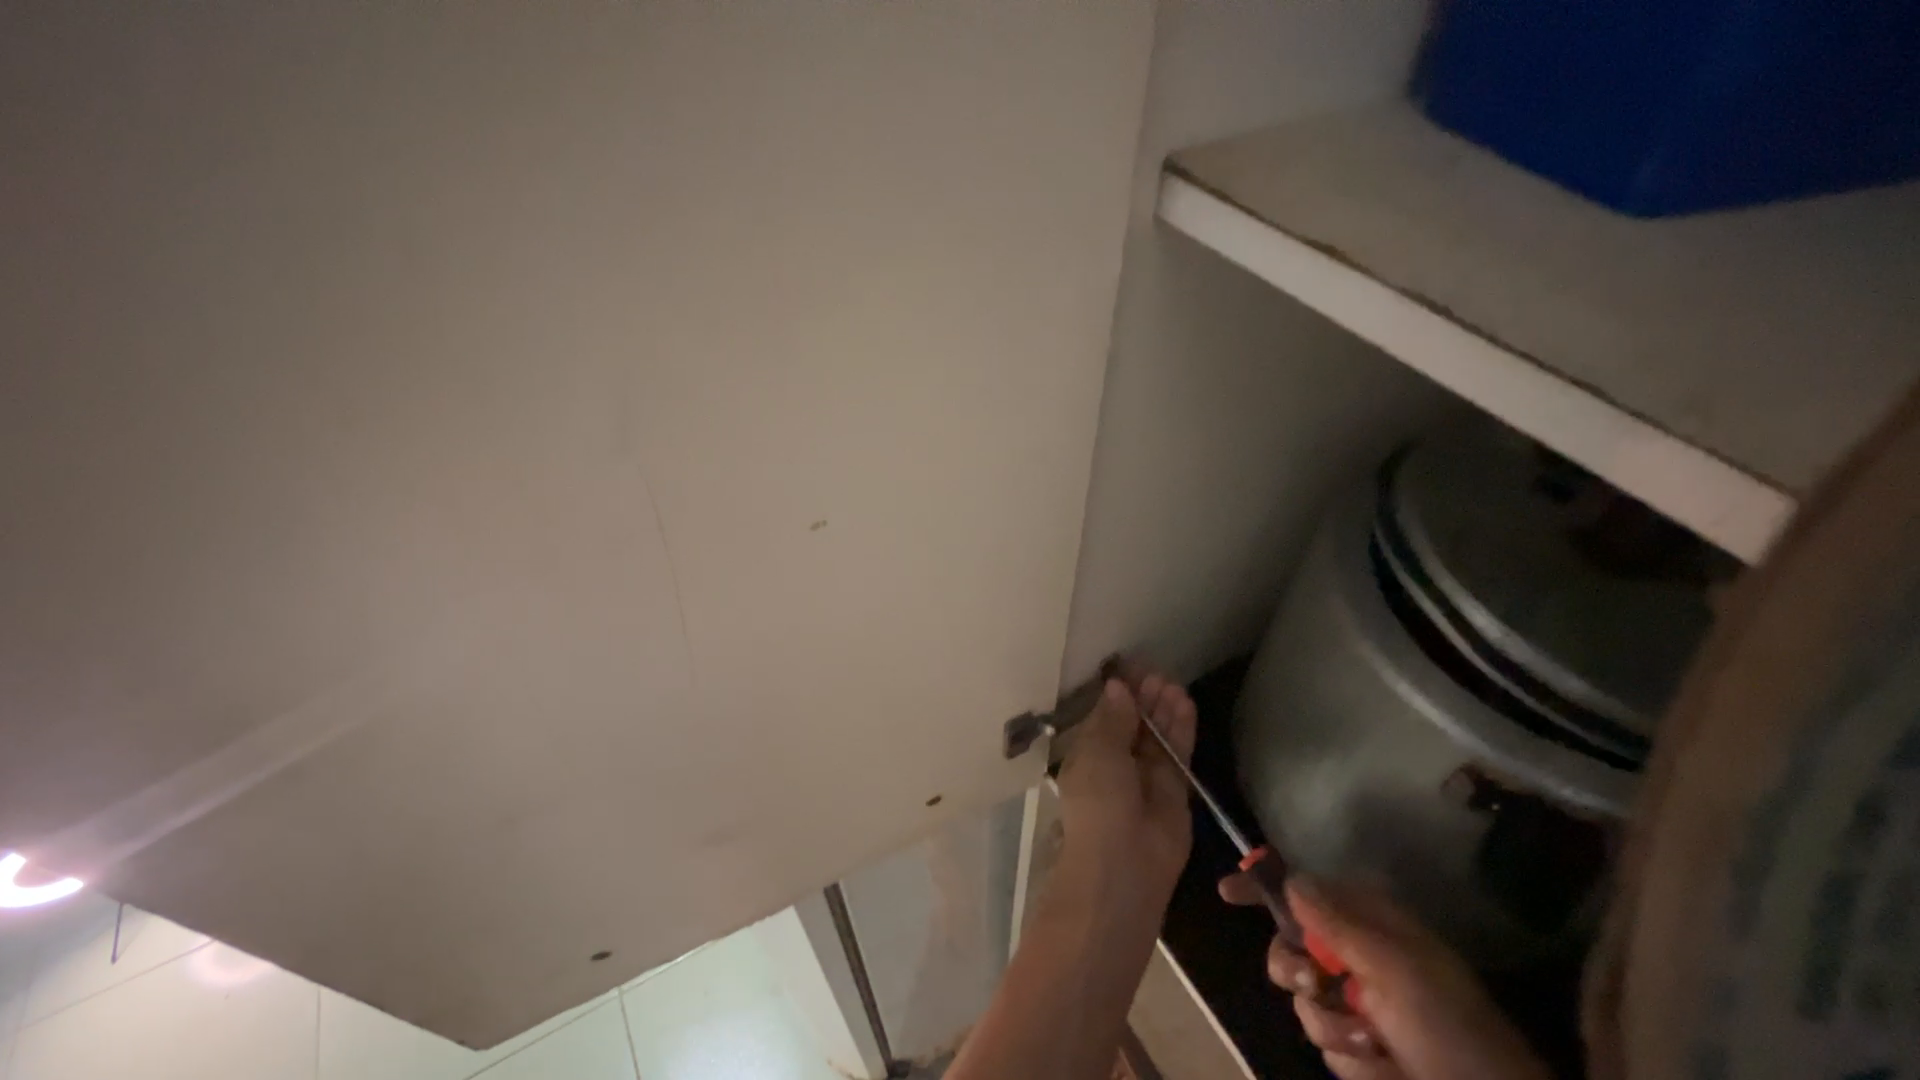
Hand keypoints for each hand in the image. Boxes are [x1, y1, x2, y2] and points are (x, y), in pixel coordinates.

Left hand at [1055, 668, 1196, 906]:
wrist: (1124, 863)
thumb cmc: (1099, 801)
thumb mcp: (1097, 752)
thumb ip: (1112, 719)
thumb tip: (1117, 687)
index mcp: (1088, 756)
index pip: (1105, 717)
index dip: (1119, 694)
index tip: (1132, 668)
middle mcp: (1116, 765)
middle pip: (1134, 724)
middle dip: (1144, 699)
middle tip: (1157, 673)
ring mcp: (1147, 778)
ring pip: (1158, 736)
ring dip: (1164, 710)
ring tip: (1172, 683)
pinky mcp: (1175, 791)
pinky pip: (1179, 752)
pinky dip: (1182, 728)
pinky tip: (1186, 703)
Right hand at [1218, 875, 1549, 1079]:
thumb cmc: (1449, 1033)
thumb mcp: (1395, 971)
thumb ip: (1338, 923)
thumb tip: (1293, 878)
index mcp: (1377, 926)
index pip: (1310, 892)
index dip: (1267, 887)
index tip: (1227, 891)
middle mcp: (1364, 958)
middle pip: (1291, 946)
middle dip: (1294, 970)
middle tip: (1311, 985)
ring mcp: (1363, 1005)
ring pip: (1304, 1001)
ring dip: (1332, 1026)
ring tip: (1373, 1047)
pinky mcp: (1362, 1048)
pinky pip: (1325, 1043)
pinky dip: (1350, 1059)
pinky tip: (1382, 1067)